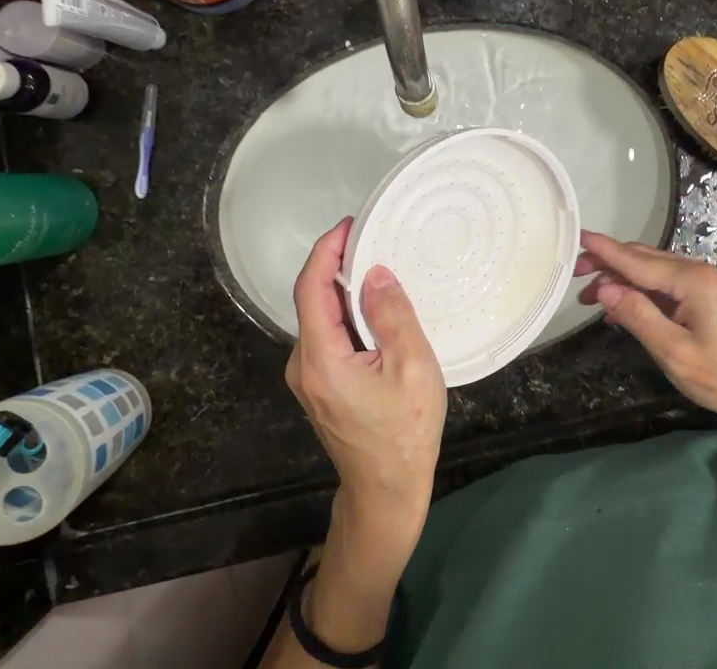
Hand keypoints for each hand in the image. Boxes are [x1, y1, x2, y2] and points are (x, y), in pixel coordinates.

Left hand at [286, 219, 446, 508]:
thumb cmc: (404, 432)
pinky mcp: (320, 387)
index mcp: (322, 358)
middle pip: (312, 301)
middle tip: (373, 238)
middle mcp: (304, 365)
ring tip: (378, 264)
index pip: (311, 288)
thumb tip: (375, 273)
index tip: (350, 224)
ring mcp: (308, 379)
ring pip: (320, 319)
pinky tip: (373, 307)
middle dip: (337, 264)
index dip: (326, 251)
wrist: (386, 490)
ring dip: (343, 289)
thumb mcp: (412, 368)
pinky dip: (346, 314)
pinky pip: (327, 337)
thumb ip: (392, 316)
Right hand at [577, 230, 716, 430]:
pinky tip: (621, 310)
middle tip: (575, 276)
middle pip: (643, 260)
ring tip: (591, 297)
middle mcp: (696, 273)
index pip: (636, 260)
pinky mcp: (705, 299)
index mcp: (690, 281)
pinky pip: (664, 286)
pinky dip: (639, 292)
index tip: (577, 237)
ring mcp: (703, 284)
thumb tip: (604, 289)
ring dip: (621, 280)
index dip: (604, 250)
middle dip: (608, 264)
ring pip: (652, 272)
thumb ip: (638, 317)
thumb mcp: (674, 352)